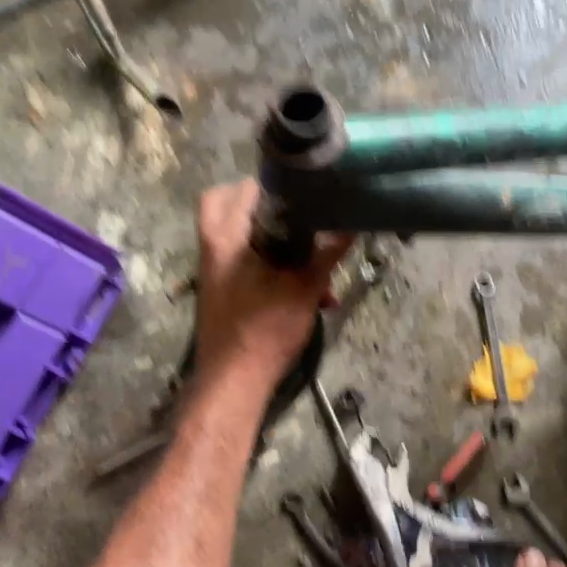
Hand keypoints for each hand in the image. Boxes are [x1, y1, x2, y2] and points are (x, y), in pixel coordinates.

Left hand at [192, 180, 350, 388]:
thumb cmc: (265, 329)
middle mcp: (214, 248)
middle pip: (231, 207)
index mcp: (226, 237)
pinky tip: (308, 292)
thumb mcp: (305, 288)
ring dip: (278, 243)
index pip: (240, 189)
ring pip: (243, 238)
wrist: (234, 382)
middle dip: (269, 209)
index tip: (305, 190)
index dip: (274, 184)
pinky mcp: (222, 292)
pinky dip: (272, 268)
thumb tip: (352, 225)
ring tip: (315, 259)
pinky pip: (246, 264)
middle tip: (301, 213)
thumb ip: (327, 253)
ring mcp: (215, 271)